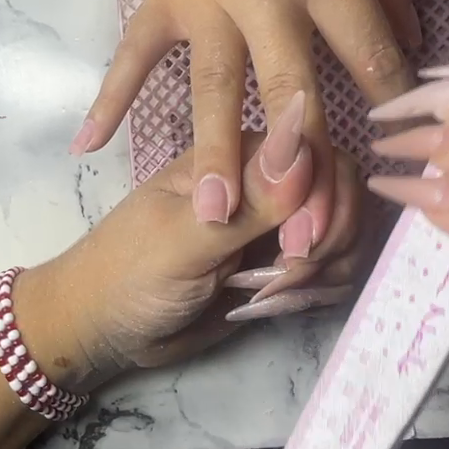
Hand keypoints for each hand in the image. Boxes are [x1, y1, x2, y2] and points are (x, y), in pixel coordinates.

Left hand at [23, 93, 365, 384]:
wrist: (106, 328)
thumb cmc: (129, 273)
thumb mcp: (185, 238)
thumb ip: (249, 196)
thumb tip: (300, 121)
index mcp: (239, 157)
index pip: (319, 155)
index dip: (323, 202)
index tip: (298, 250)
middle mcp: (267, 184)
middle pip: (342, 194)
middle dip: (328, 241)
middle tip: (285, 278)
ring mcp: (277, 225)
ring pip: (342, 234)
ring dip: (323, 271)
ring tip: (269, 297)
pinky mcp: (280, 265)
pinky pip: (330, 269)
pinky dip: (316, 291)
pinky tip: (271, 305)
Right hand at [72, 0, 419, 267]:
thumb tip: (408, 40)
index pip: (364, 47)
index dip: (388, 97)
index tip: (396, 146)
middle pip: (284, 85)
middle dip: (297, 151)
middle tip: (301, 217)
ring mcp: (201, 5)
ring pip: (211, 89)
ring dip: (214, 151)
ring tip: (211, 213)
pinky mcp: (160, 3)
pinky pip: (132, 58)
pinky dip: (108, 100)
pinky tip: (87, 146)